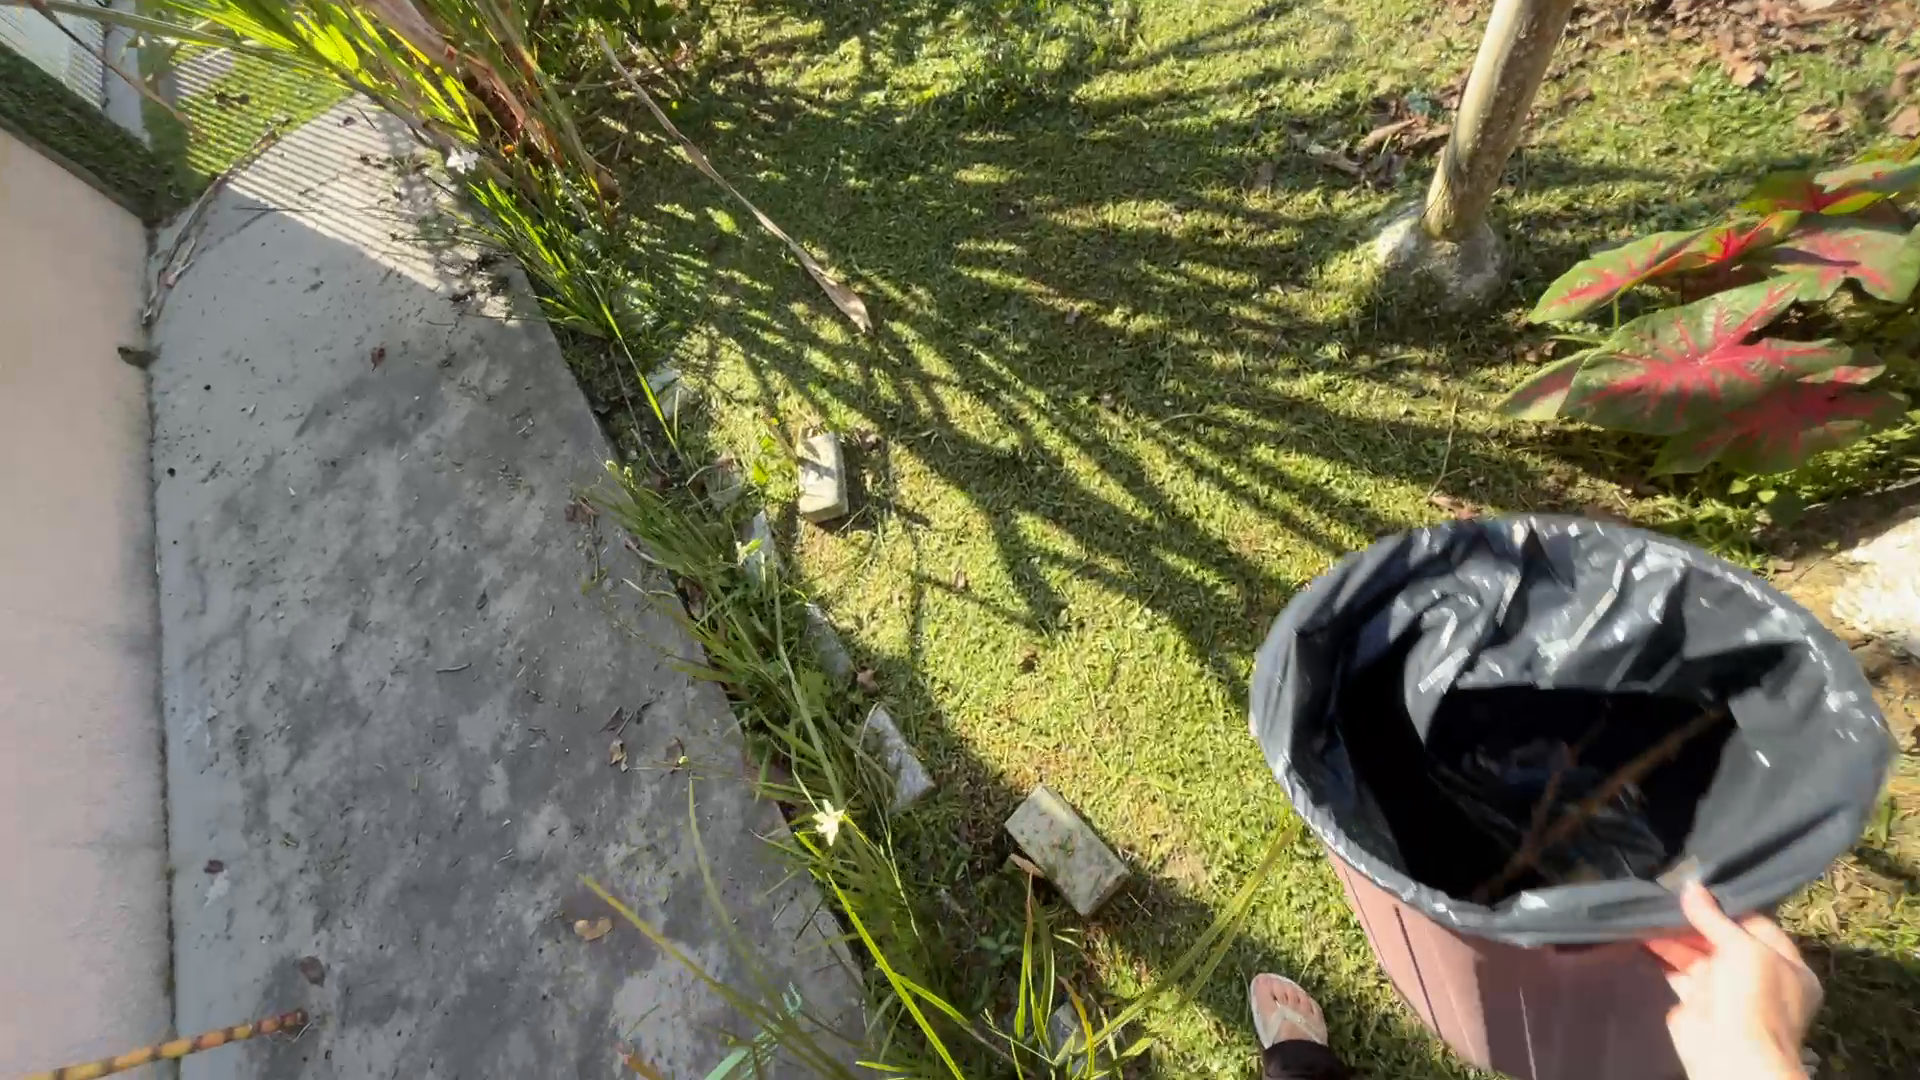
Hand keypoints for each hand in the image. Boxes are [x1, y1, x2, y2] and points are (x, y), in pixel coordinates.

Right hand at [1643, 882, 1821, 1079]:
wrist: (1731, 1051)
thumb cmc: (1752, 998)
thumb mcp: (1742, 949)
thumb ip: (1714, 918)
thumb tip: (1691, 886)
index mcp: (1787, 966)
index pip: (1756, 924)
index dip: (1725, 905)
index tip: (1692, 884)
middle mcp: (1758, 975)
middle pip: (1720, 936)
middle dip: (1690, 918)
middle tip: (1659, 895)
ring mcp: (1726, 987)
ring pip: (1693, 950)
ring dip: (1669, 933)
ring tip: (1641, 911)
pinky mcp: (1696, 996)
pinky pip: (1674, 967)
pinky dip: (1658, 952)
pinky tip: (1637, 934)